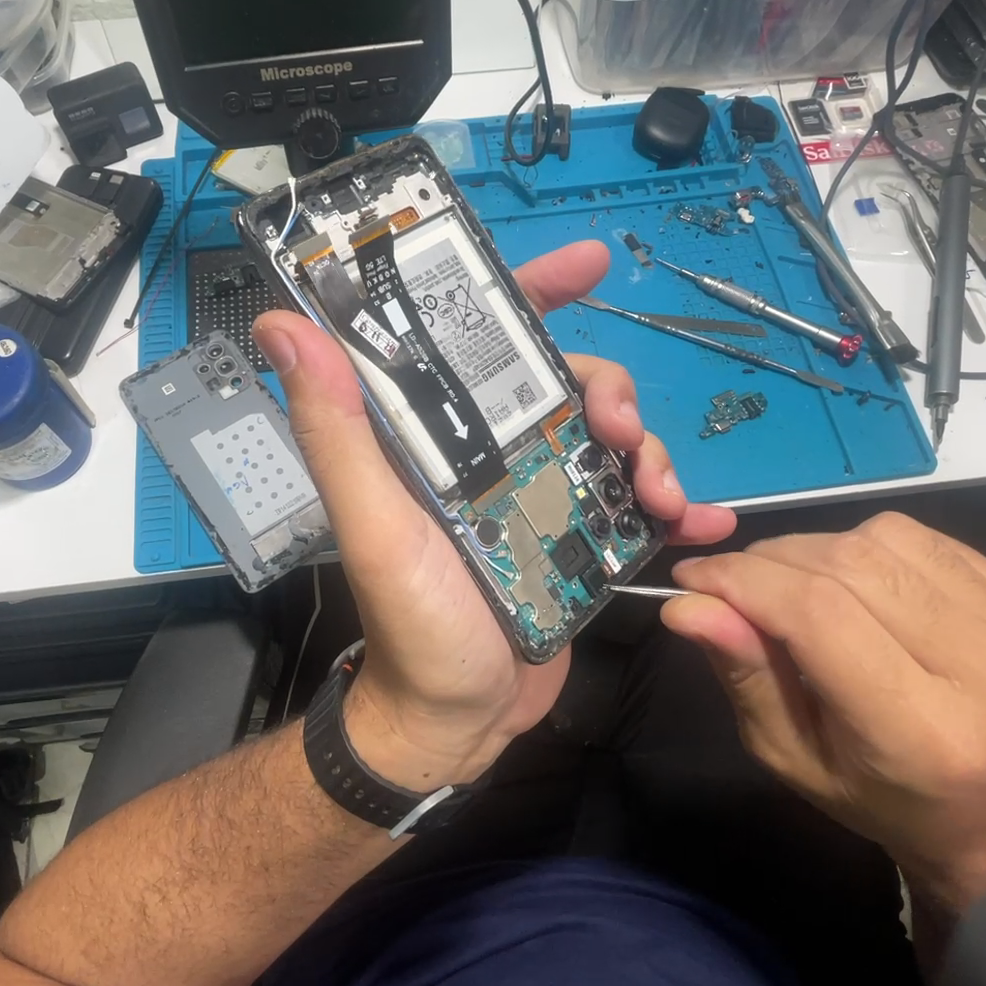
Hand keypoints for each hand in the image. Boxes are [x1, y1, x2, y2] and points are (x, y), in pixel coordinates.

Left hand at [255, 241, 735, 794]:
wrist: (458, 722)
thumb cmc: (411, 623)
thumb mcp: (374, 524)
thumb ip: (337, 430)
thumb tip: (282, 325)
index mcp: (437, 437)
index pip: (476, 341)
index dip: (527, 292)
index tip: (586, 263)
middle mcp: (488, 453)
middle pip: (562, 384)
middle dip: (607, 389)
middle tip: (622, 428)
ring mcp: (539, 495)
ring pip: (607, 438)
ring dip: (647, 450)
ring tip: (663, 494)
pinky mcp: (576, 538)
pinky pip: (631, 502)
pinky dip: (673, 504)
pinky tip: (702, 519)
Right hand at [661, 513, 985, 910]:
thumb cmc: (877, 796)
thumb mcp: (788, 754)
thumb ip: (743, 675)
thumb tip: (686, 604)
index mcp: (921, 730)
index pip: (819, 614)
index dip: (743, 581)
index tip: (692, 578)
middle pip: (847, 566)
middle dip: (766, 562)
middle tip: (730, 583)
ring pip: (878, 539)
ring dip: (811, 550)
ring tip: (792, 587)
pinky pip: (917, 537)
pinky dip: (862, 547)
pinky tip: (854, 585)